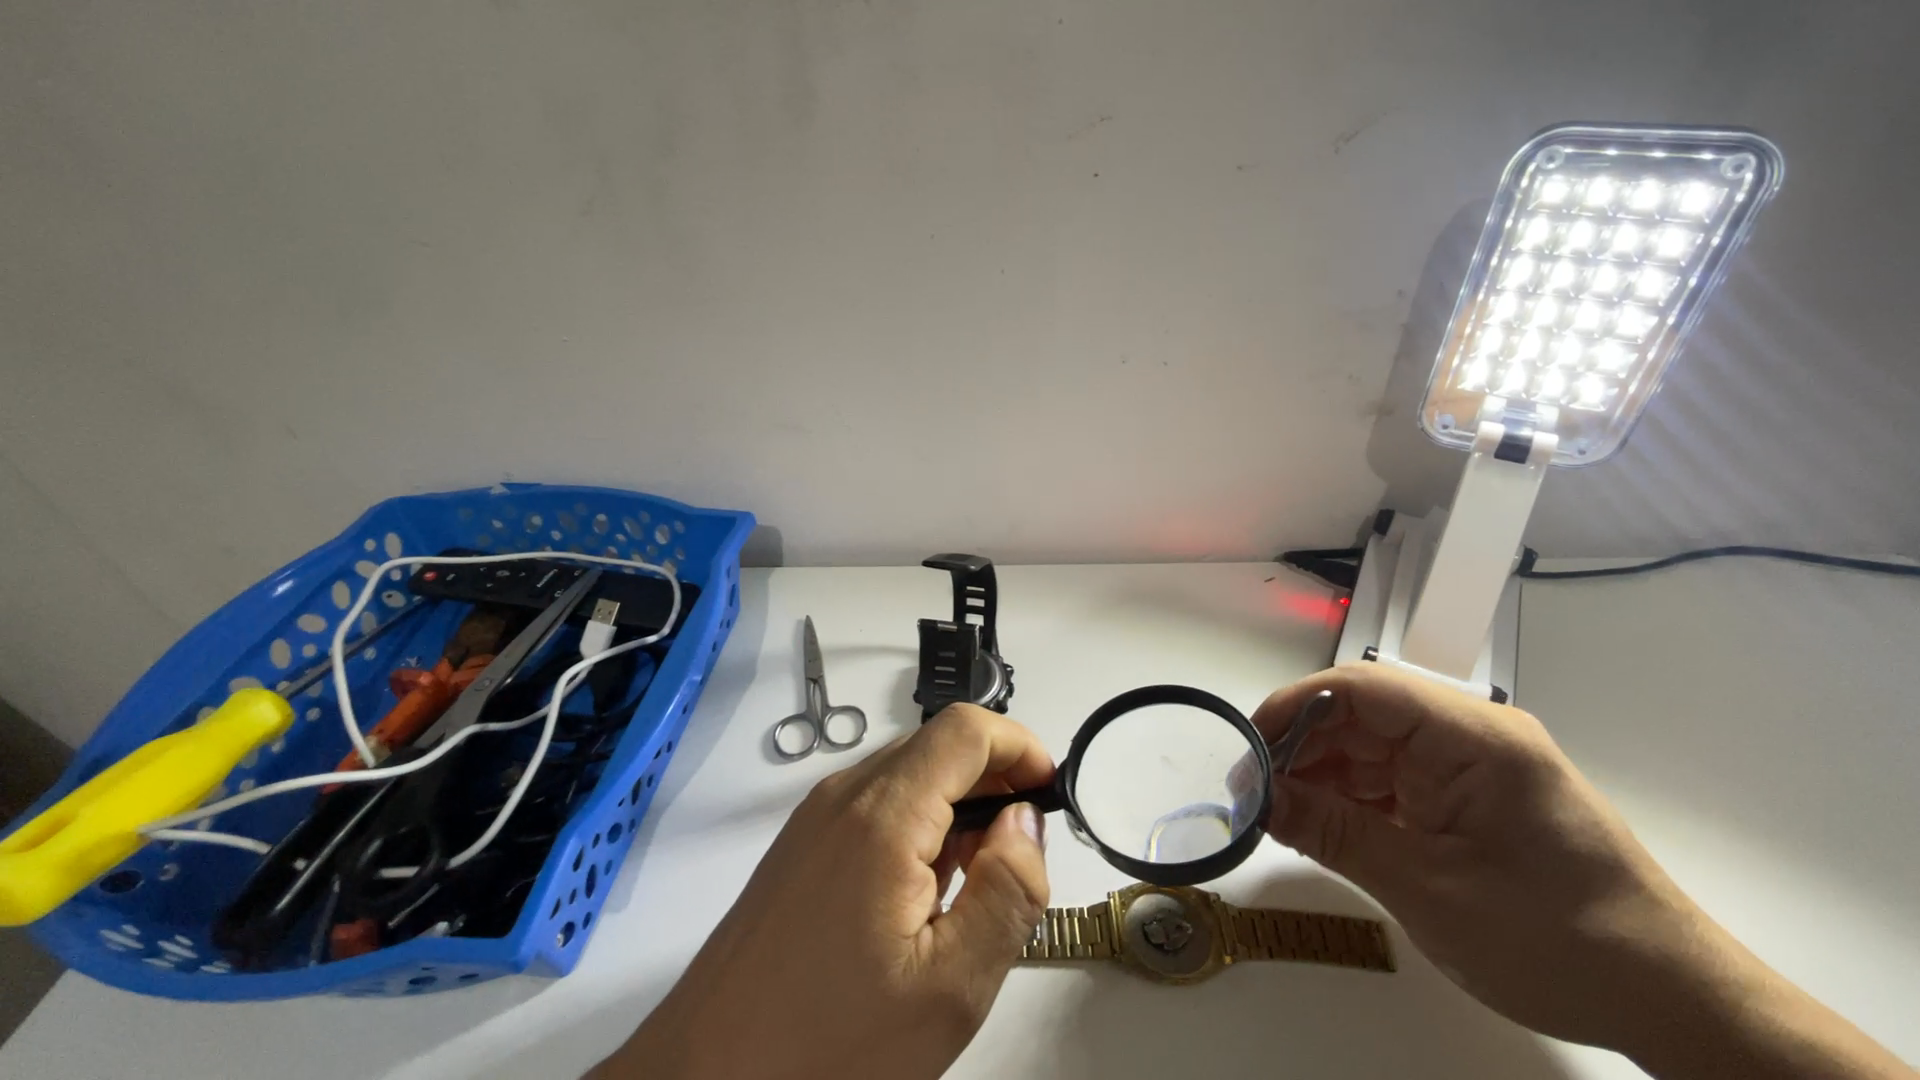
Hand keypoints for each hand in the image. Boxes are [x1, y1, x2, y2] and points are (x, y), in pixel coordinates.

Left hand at [593, 706, 1051, 1079]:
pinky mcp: (799, 848)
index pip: (965, 730)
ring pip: (906, 775)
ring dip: (958, 804)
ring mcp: (814, 820)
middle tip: (1025, 848)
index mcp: (883, 816)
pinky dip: (919, 824)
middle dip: (995, 777)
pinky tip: (928, 891)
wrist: (707, 1079)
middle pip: (936, 746)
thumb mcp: (950, 987)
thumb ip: (1007, 892)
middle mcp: (843, 798)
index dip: (1020, 746)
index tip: (1051, 794)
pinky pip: (875, 806)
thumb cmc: (832, 1043)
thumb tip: (1025, 823)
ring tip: (982, 877)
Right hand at [1253, 664, 1911, 1078]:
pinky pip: (1392, 781)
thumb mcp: (1426, 887)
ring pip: (1370, 748)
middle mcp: (1471, 736)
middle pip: (1361, 715)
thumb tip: (1257, 799)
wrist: (1670, 997)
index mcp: (1474, 737)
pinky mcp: (1469, 798)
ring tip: (1276, 815)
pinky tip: (1318, 824)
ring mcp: (1471, 767)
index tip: (1246, 749)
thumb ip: (1333, 832)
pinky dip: (1350, 800)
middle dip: (1299, 748)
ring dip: (1320, 777)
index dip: (1294, 707)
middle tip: (1251, 795)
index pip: (1363, 688)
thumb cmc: (1556, 939)